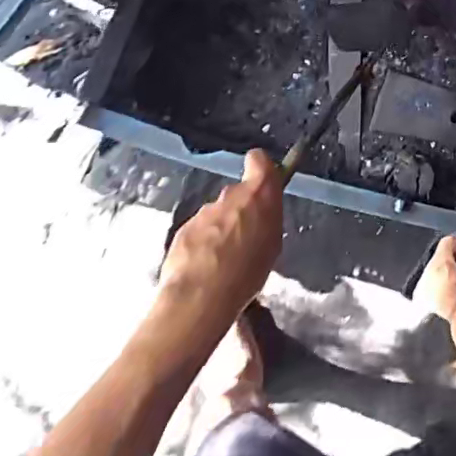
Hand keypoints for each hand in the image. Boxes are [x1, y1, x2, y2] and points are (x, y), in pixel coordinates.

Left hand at [153, 151, 285, 339]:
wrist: (200, 296)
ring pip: (217, 214)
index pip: (259, 159)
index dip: (260, 166)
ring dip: (221, 229)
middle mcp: (230, 195)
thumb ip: (267, 217)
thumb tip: (258, 213)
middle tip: (245, 236)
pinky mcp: (182, 230)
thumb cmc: (249, 269)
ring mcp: (204, 212)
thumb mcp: (273, 242)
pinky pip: (198, 232)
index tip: (263, 181)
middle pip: (238, 192)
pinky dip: (202, 244)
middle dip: (241, 209)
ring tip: (223, 260)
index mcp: (259, 193)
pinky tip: (204, 267)